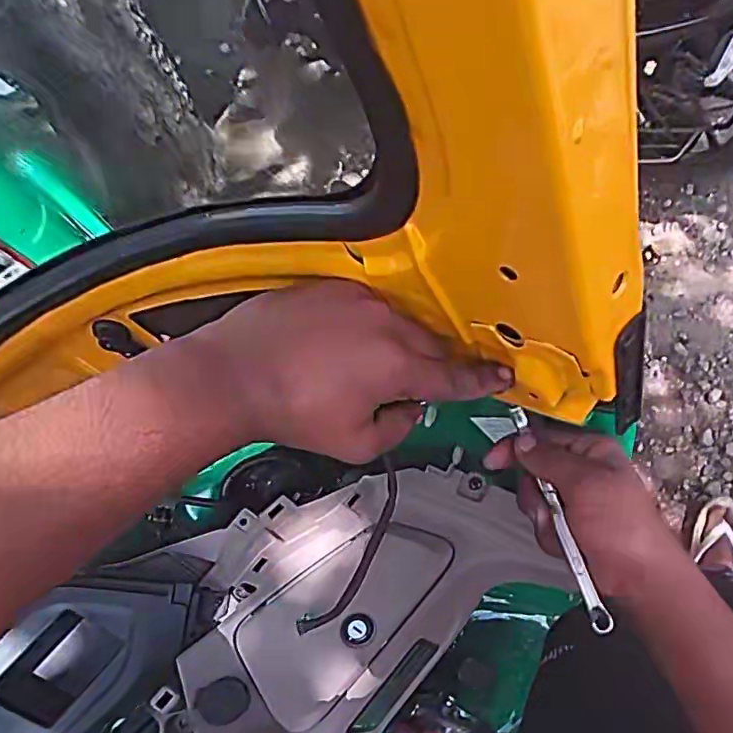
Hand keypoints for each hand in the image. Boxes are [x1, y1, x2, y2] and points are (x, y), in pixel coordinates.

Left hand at [174, 280, 510, 461]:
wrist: (232, 376)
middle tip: (435, 382)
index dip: (481, 380)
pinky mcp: (334, 288)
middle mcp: (384, 326)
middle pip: (435, 348)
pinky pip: (373, 308)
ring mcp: (359, 302)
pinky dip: (375, 328)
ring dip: (405, 348)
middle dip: (440, 368)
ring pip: (405, 326)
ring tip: (380, 371)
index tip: (500, 377)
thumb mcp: (356, 444)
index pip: (454, 377)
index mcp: (396, 367)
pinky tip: (354, 348)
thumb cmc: (287, 409)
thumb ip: (399, 428)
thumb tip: (408, 409)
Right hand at [483, 429, 688, 600]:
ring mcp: (576, 502)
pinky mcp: (571, 526)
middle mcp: (584, 473)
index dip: (516, 447)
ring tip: (568, 528)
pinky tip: (571, 542)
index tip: (496, 459)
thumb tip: (523, 443)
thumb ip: (549, 459)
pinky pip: (543, 526)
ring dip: (546, 520)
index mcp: (592, 451)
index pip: (543, 438)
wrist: (636, 576)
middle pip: (534, 473)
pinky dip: (552, 537)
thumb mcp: (584, 483)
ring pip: (536, 503)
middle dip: (537, 495)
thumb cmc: (626, 527)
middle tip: (551, 505)